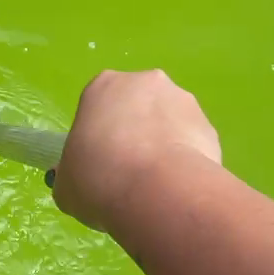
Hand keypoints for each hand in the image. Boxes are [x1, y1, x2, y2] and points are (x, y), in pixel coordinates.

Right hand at [53, 70, 223, 232]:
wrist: (154, 192)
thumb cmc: (96, 180)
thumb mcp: (65, 184)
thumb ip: (70, 174)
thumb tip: (76, 177)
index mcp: (103, 87)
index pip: (96, 107)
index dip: (95, 138)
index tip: (95, 164)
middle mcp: (145, 82)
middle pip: (135, 108)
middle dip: (132, 136)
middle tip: (123, 176)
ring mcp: (182, 100)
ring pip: (166, 124)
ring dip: (159, 148)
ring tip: (151, 188)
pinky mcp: (208, 126)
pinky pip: (189, 145)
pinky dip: (182, 163)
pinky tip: (172, 190)